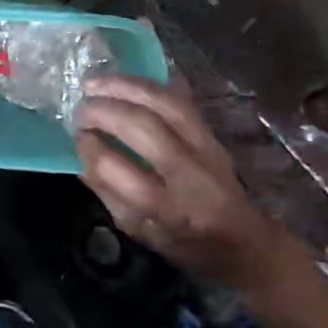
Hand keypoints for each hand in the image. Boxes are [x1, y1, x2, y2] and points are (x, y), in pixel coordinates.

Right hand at [74, 74, 283, 288]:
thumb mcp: (140, 233)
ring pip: (164, 103)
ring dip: (122, 87)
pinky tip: (122, 81)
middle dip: (103, 111)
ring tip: (93, 85)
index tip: (78, 140)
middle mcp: (192, 175)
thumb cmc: (188, 245)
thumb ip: (107, 192)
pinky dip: (145, 84)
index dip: (89, 148)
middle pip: (143, 128)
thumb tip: (80, 152)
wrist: (249, 244)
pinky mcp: (212, 133)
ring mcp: (207, 148)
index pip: (117, 169)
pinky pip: (177, 98)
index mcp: (169, 209)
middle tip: (79, 111)